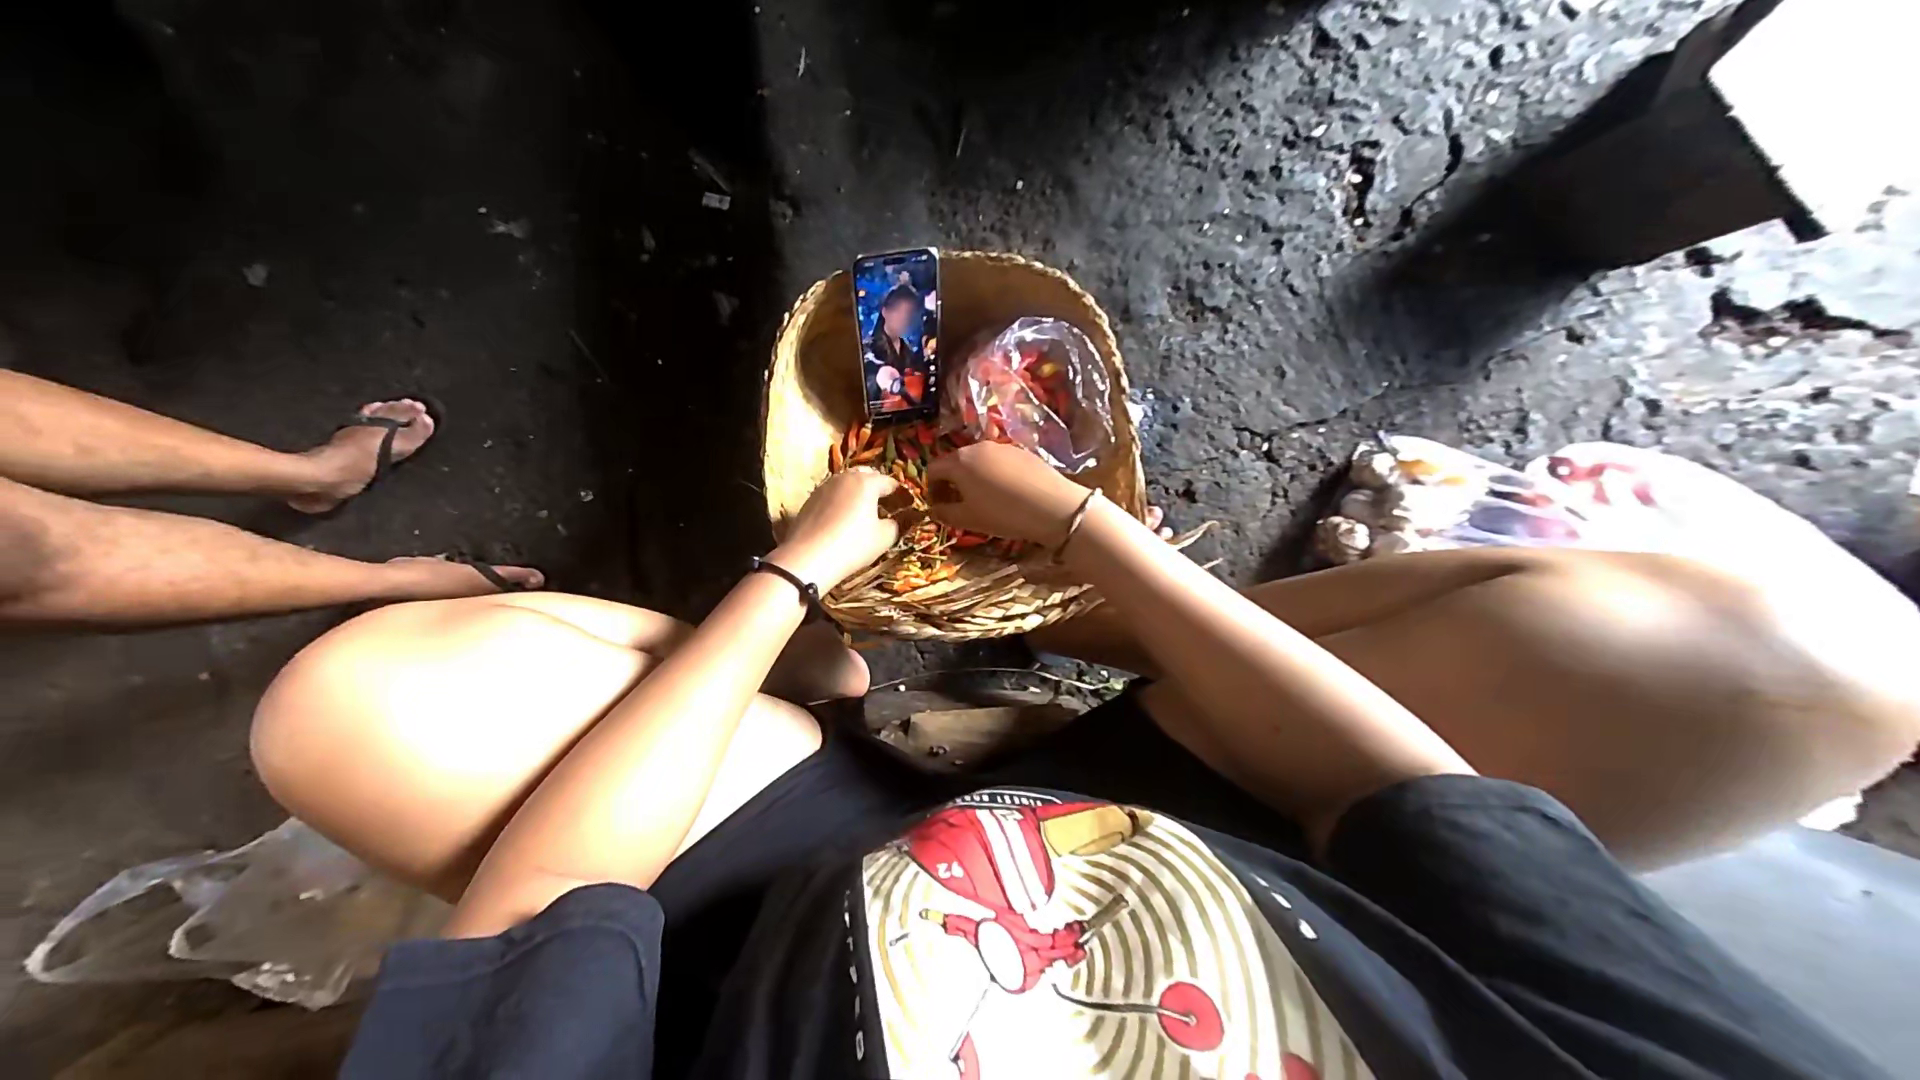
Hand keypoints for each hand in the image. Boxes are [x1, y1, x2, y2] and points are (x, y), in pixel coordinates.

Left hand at [769, 468, 903, 589]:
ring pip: (846, 485)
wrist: (808, 558)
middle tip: (883, 506)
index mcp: (866, 482)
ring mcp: (824, 487)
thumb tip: (891, 521)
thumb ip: (894, 524)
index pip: (889, 482)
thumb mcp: (884, 538)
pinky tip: (841, 520)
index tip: (904, 505)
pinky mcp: (809, 500)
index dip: (899, 493)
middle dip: (876, 488)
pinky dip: (840, 503)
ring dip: (856, 494)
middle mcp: (844, 478)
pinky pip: (832, 496)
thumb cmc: (852, 545)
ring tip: (862, 513)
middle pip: (865, 476)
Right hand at [924, 442, 1089, 546]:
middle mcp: (977, 447)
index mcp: (959, 461)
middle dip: (951, 482)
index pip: (932, 469)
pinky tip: (1006, 493)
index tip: (939, 506)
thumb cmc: (1003, 514)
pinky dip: (993, 474)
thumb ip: (944, 513)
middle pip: (955, 462)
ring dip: (973, 477)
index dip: (931, 489)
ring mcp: (1002, 446)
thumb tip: (933, 510)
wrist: (1053, 506)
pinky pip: (998, 461)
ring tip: (983, 499)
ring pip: (977, 460)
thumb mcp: (968, 519)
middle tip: (958, 504)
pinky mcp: (1022, 451)